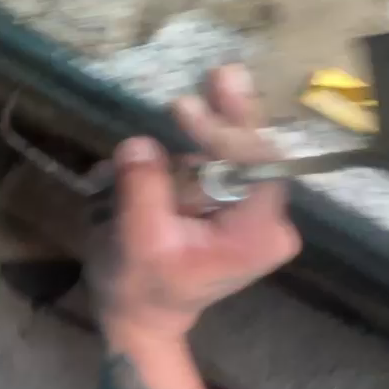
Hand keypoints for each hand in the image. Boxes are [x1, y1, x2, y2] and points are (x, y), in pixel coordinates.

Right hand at [94, 65, 301, 344]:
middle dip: (226, 119)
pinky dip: (168, 163)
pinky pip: (196, 169)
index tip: (187, 109)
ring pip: (215, 159)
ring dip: (179, 150)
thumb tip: (140, 143)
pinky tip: (129, 176)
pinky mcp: (216, 208)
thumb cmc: (141, 285)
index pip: (259, 168)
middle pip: (249, 155)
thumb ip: (143, 188)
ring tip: (127, 172)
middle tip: (222, 73)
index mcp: (257, 233)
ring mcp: (239, 213)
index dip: (229, 133)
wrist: (137, 315)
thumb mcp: (138, 238)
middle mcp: (261, 220)